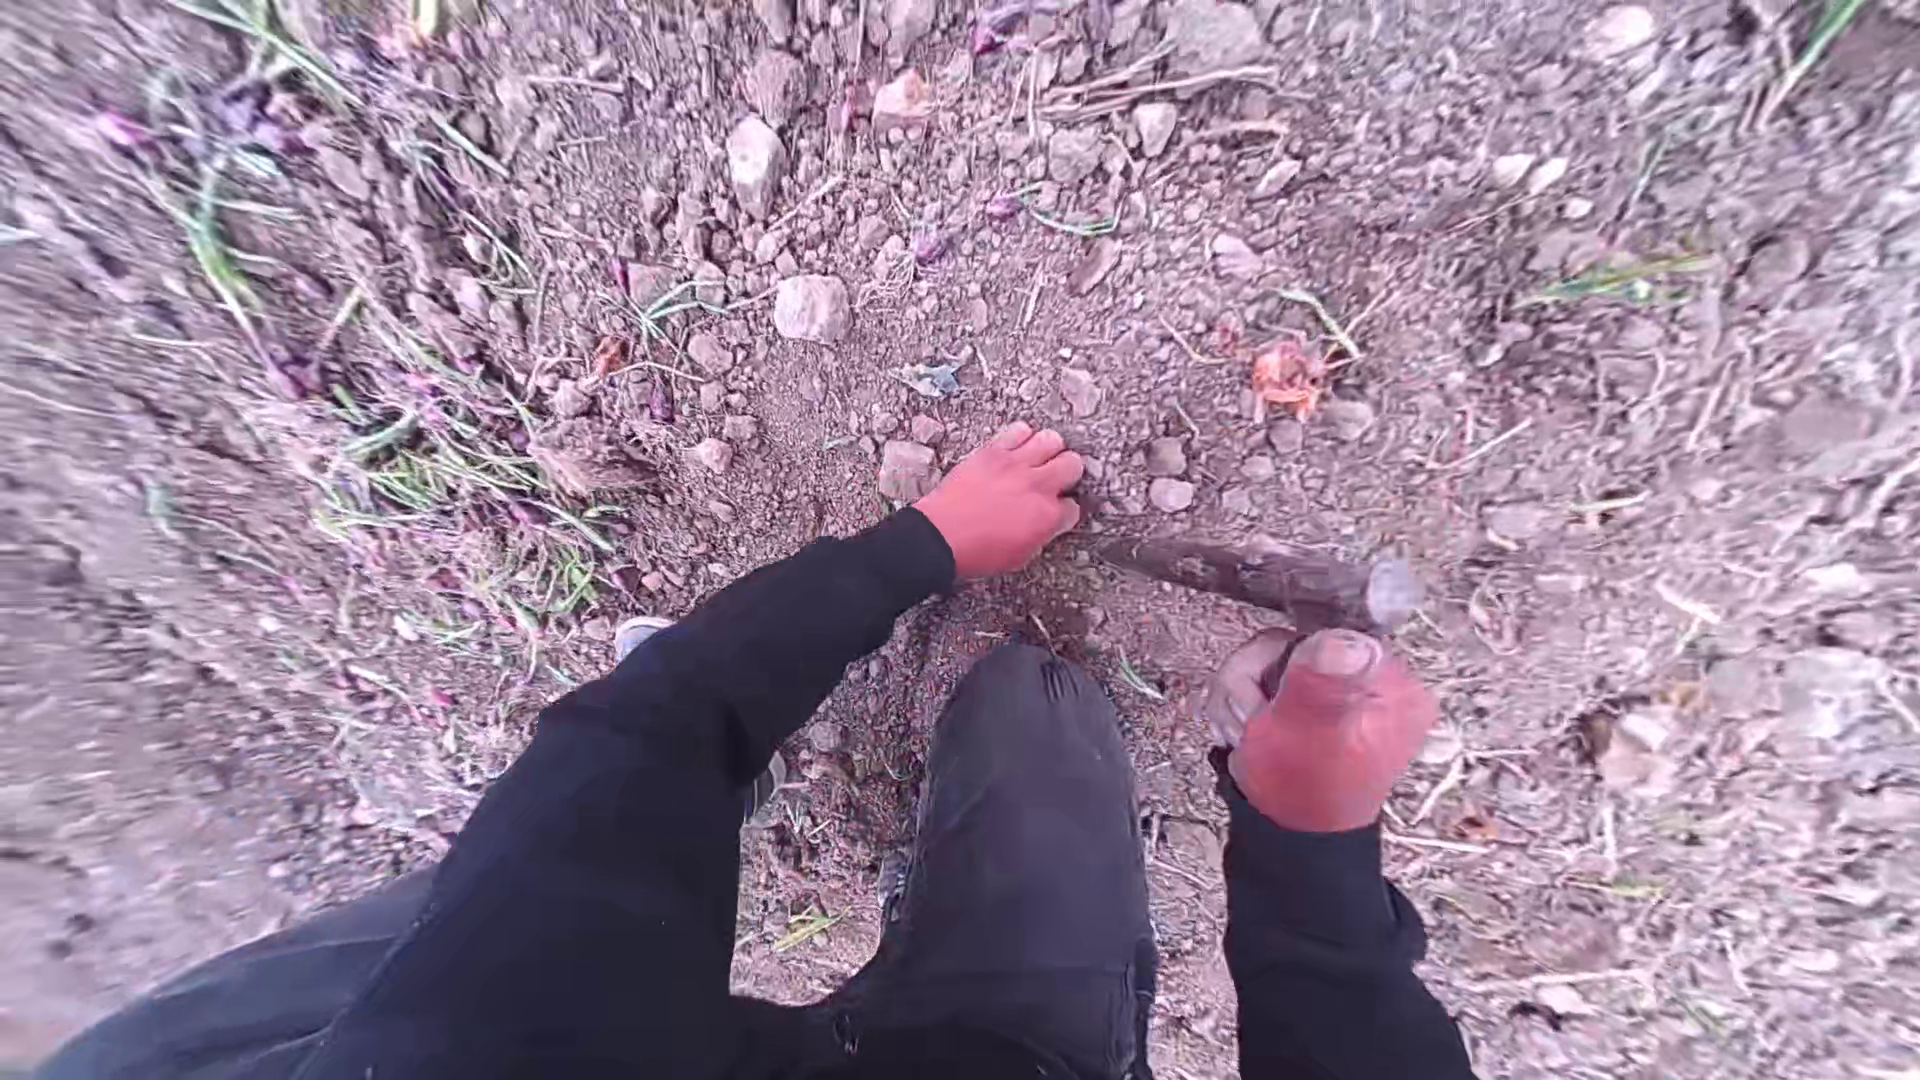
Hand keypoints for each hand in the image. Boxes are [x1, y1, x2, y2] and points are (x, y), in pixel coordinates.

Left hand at [915, 421, 1083, 578]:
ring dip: (1049, 448)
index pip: (1073, 506)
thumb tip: (1047, 524)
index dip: (1066, 508)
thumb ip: (1040, 535)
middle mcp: (1038, 486)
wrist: (941, 536)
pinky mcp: (994, 452)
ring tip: (1040, 457)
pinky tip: (1017, 446)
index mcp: (1047, 517)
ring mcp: (1016, 465)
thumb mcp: (1019, 557)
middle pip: (1073, 464)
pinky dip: (1022, 435)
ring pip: (1051, 439)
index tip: (1057, 508)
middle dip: (1069, 471)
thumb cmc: (975, 551)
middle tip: (1057, 476)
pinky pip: (1019, 430)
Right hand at [1221, 629, 1436, 832]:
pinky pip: (1255, 672)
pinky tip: (1245, 726)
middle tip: (1253, 717)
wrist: (1284, 827)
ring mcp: (1332, 688)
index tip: (1273, 693)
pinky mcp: (1304, 695)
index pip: (1323, 632)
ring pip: (1263, 656)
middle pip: (1287, 642)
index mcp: (1387, 687)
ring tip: (1247, 728)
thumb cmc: (1302, 792)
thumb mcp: (1308, 736)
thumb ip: (1321, 687)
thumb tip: (1345, 642)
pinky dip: (1238, 699)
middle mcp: (1364, 681)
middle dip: (1249, 679)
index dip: (1283, 658)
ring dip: (1238, 692)